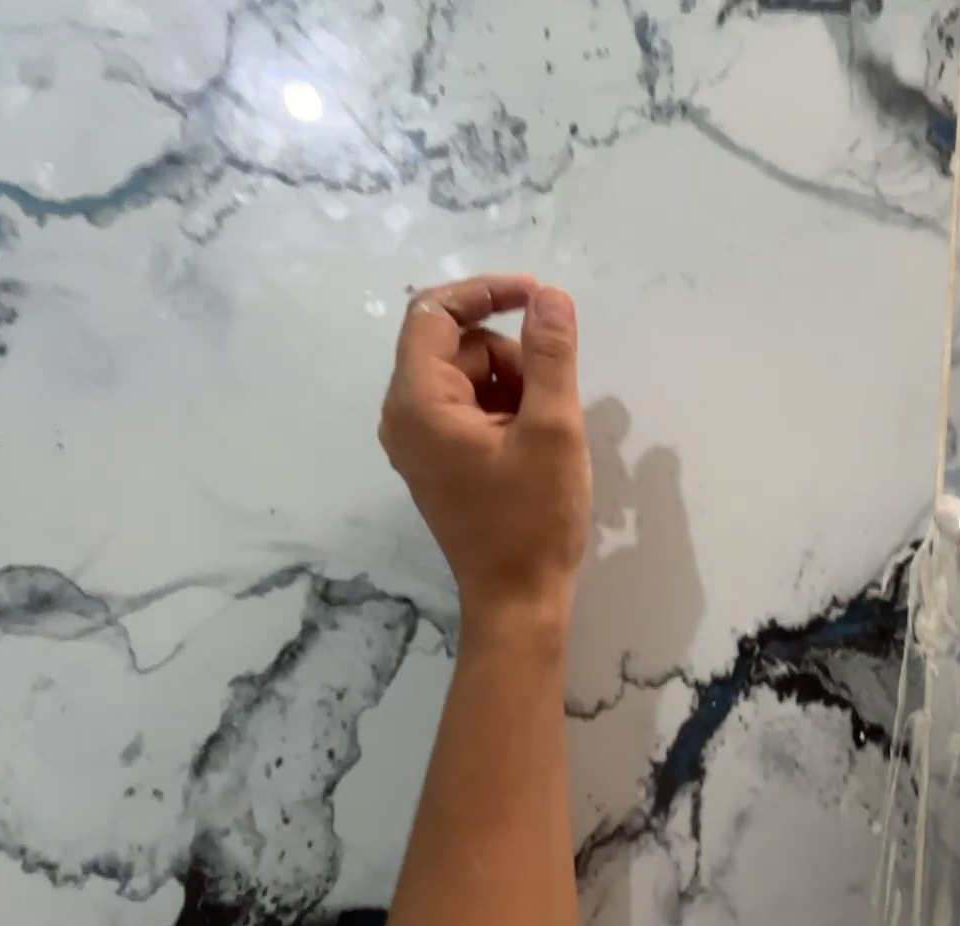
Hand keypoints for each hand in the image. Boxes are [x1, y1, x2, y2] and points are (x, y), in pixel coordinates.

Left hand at [380, 275, 589, 617]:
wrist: (519, 597)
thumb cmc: (534, 517)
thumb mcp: (553, 429)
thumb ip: (551, 356)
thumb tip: (551, 298)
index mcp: (419, 402)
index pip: (435, 313)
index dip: (488, 293)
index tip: (541, 299)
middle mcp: (406, 415)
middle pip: (459, 348)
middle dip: (513, 359)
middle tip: (552, 405)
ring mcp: (422, 441)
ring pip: (471, 379)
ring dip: (516, 389)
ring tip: (546, 436)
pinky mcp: (441, 461)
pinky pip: (473, 411)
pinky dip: (509, 413)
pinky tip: (535, 449)